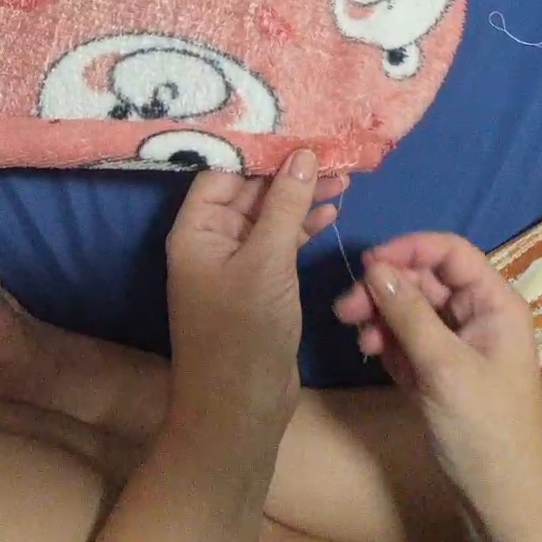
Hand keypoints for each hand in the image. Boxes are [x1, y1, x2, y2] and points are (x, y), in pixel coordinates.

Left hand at [164, 151, 344, 436]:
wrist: (240, 412)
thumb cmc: (244, 332)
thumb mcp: (267, 262)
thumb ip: (285, 205)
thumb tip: (303, 154)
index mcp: (197, 228)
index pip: (226, 171)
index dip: (261, 150)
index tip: (299, 129)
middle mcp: (212, 239)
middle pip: (252, 190)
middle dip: (290, 173)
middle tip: (334, 156)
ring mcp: (236, 261)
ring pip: (271, 214)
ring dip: (303, 198)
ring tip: (343, 180)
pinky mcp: (259, 281)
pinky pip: (281, 240)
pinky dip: (303, 225)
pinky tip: (330, 211)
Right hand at [333, 234, 541, 541]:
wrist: (498, 501)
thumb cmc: (484, 428)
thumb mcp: (444, 367)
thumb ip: (410, 313)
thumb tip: (376, 267)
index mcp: (494, 302)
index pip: (451, 253)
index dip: (410, 249)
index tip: (368, 263)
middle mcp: (477, 313)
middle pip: (424, 279)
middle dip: (385, 289)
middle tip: (345, 309)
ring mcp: (457, 340)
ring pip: (411, 307)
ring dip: (381, 316)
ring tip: (360, 340)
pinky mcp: (438, 365)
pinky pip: (407, 336)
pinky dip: (388, 341)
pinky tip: (374, 356)